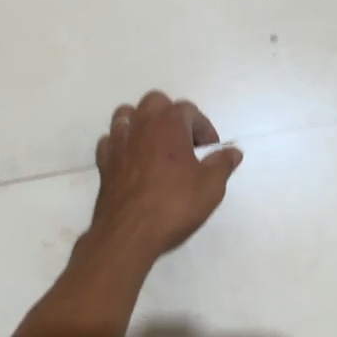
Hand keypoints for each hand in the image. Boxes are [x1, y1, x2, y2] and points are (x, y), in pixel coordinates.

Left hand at [87, 91, 242, 260]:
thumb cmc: (174, 205)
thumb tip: (233, 151)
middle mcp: (141, 124)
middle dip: (171, 117)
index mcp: (169, 123)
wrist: (129, 233)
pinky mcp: (103, 161)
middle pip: (156, 103)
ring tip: (156, 147)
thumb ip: (222, 164)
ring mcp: (118, 141)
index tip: (210, 152)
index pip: (189, 110)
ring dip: (143, 124)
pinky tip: (133, 162)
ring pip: (128, 115)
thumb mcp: (210, 187)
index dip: (204, 129)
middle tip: (184, 144)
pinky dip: (123, 144)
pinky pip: (111, 140)